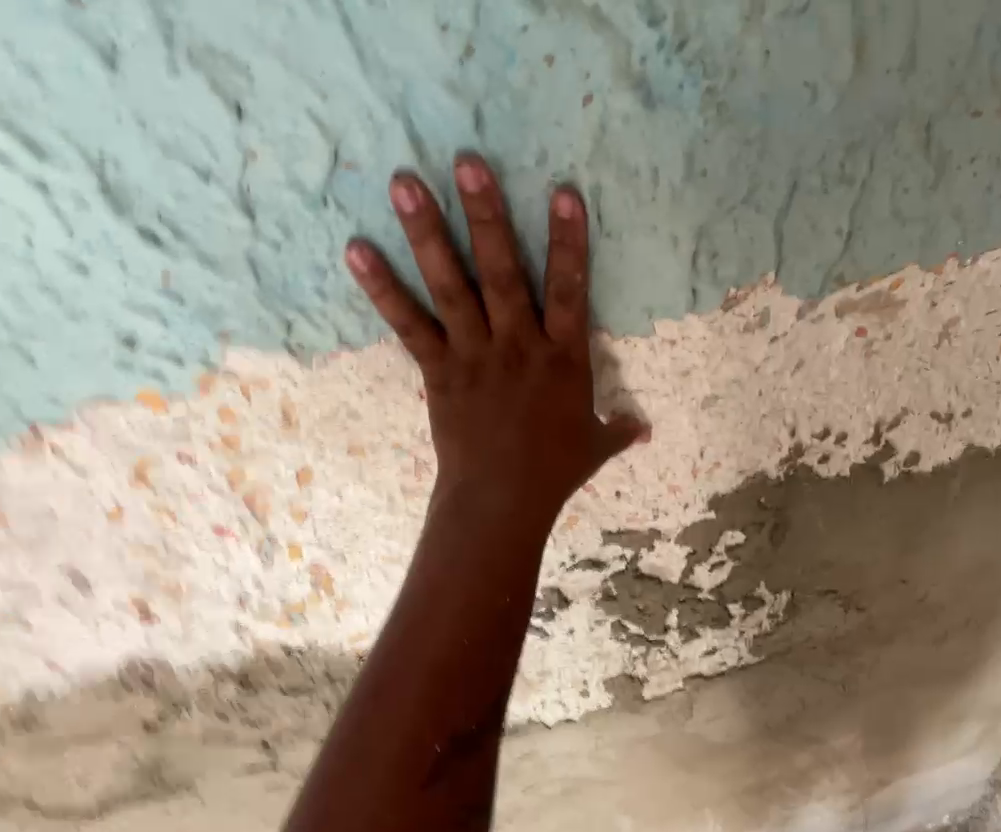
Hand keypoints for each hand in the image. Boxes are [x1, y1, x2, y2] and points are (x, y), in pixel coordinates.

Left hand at [344, 155, 643, 522]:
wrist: (502, 501)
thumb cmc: (555, 471)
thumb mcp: (596, 447)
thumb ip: (618, 429)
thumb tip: (643, 429)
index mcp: (564, 358)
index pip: (569, 290)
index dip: (568, 241)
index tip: (563, 192)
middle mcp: (519, 345)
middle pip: (503, 272)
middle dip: (487, 216)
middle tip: (467, 162)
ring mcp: (475, 354)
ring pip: (451, 286)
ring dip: (427, 233)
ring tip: (404, 182)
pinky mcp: (439, 370)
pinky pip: (410, 325)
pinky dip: (383, 289)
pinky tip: (357, 250)